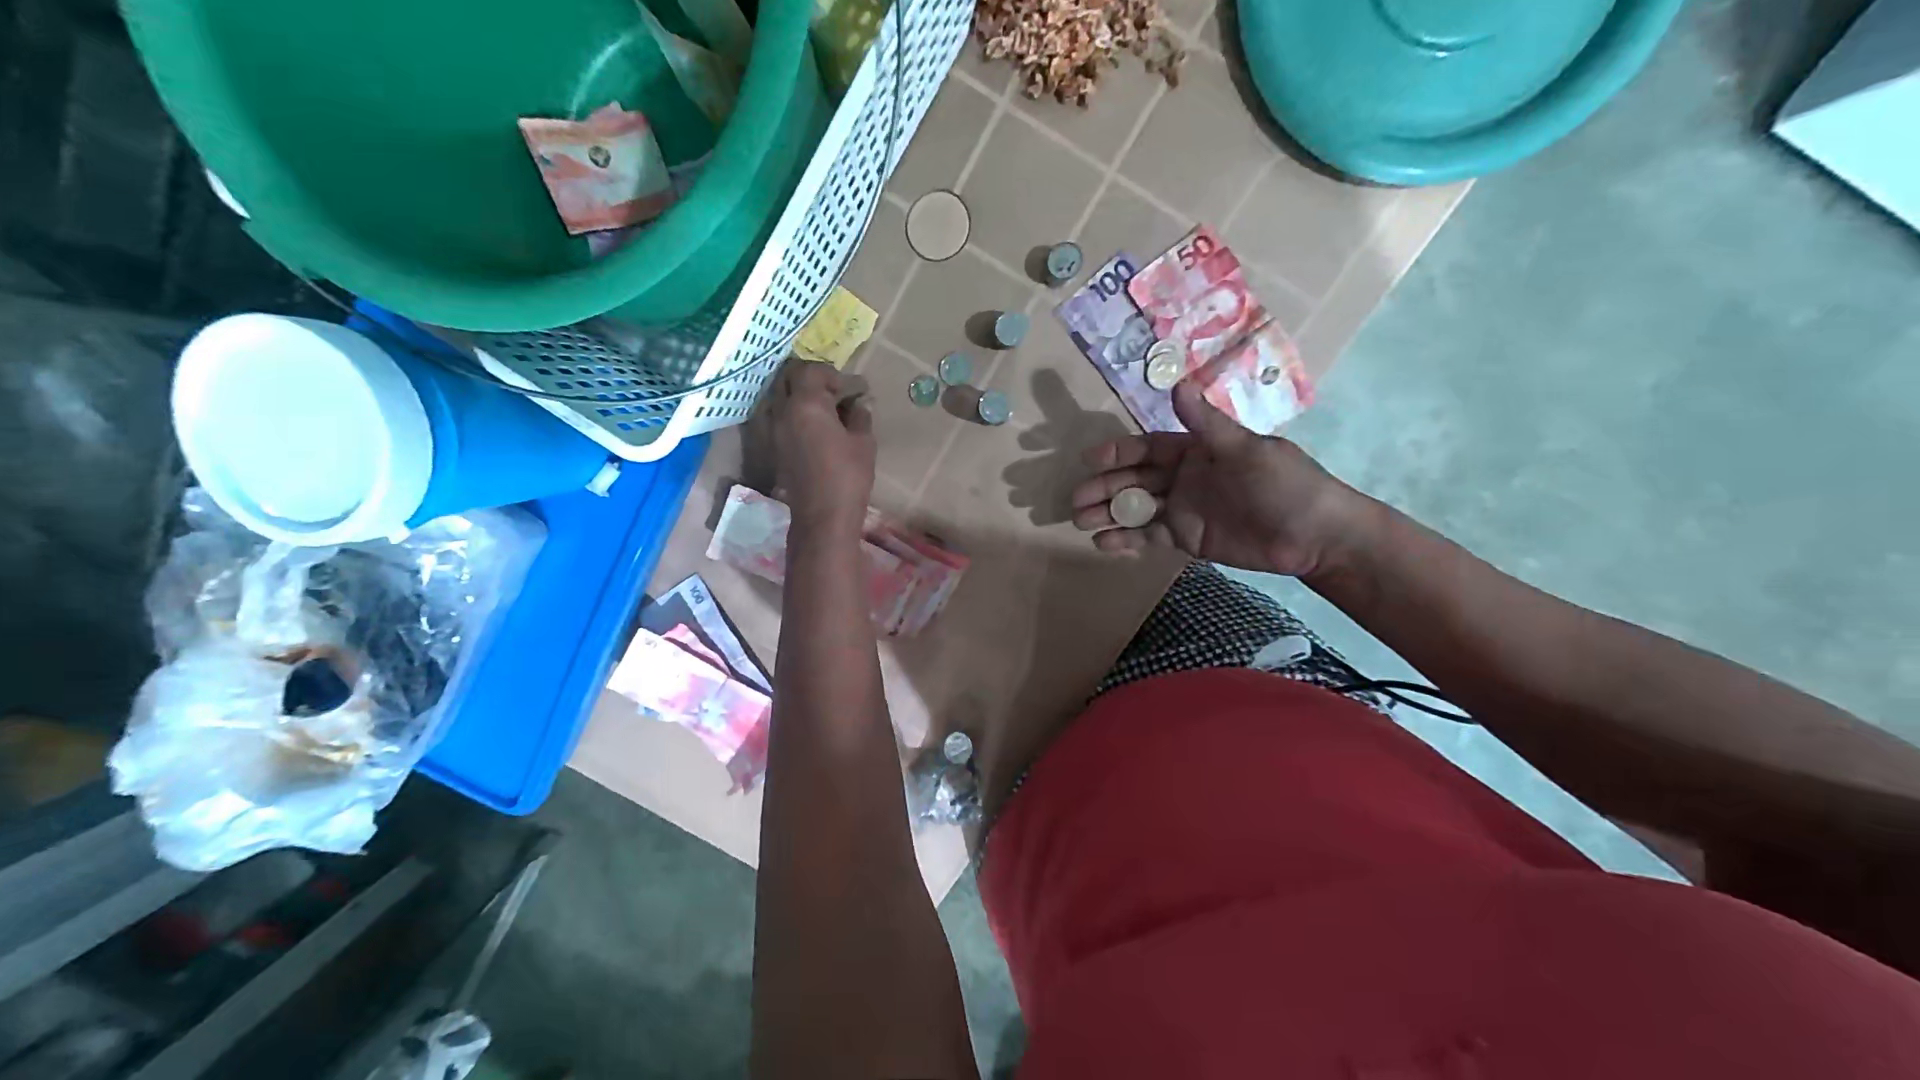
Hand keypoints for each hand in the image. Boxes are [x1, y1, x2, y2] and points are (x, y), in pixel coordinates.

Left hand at [771, 360, 874, 533]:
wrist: (822, 516)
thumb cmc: (848, 475)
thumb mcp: (863, 442)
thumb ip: (860, 415)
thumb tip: (859, 403)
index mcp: (805, 404)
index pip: (811, 371)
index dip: (834, 375)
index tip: (854, 389)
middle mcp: (782, 411)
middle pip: (789, 379)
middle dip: (812, 380)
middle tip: (835, 392)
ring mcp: (772, 430)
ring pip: (782, 398)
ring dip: (801, 397)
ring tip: (826, 410)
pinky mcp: (773, 447)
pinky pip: (780, 418)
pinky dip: (795, 415)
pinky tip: (816, 428)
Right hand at [1070, 380, 1372, 578]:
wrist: (1315, 535)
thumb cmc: (1284, 484)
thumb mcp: (1245, 448)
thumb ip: (1205, 423)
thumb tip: (1176, 384)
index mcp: (1196, 451)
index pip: (1147, 449)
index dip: (1118, 453)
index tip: (1090, 459)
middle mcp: (1184, 478)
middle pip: (1134, 480)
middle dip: (1103, 488)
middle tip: (1074, 500)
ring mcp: (1184, 510)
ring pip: (1136, 509)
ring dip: (1108, 514)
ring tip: (1079, 521)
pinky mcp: (1188, 540)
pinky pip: (1150, 538)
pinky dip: (1126, 541)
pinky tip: (1104, 544)